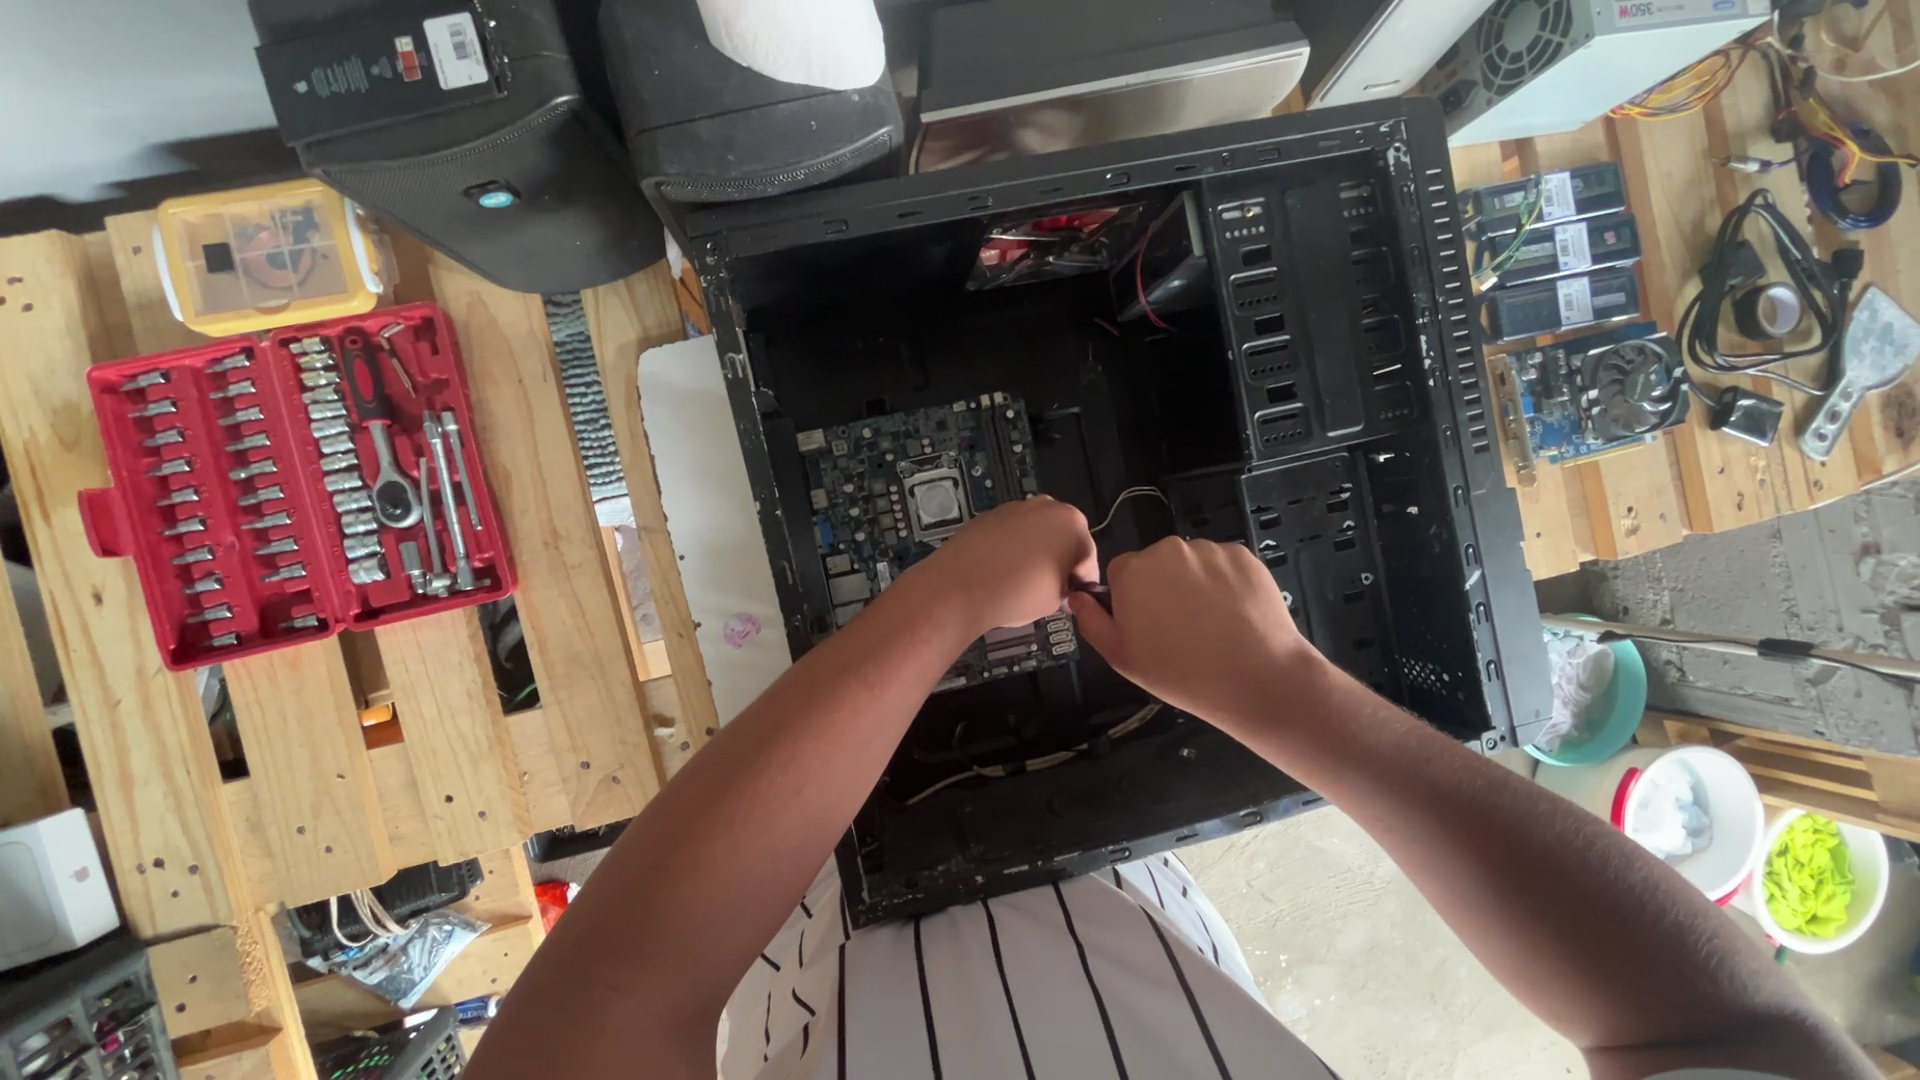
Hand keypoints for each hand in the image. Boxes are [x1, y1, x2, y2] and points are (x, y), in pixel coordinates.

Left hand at [905, 497, 1098, 634]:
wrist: (960, 585)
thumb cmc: (1019, 593)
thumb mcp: (1056, 599)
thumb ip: (1066, 587)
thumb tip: (1059, 585)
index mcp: (1072, 523)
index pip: (1088, 558)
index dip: (1082, 583)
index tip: (1073, 598)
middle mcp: (1047, 506)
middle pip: (1063, 537)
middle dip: (1060, 560)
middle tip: (1049, 588)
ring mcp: (1016, 507)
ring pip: (1036, 532)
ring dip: (1036, 550)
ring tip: (1022, 579)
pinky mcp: (989, 514)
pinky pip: (1011, 533)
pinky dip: (1012, 547)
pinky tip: (1001, 569)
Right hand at [1067, 537, 1326, 727]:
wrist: (1257, 678)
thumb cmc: (1180, 672)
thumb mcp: (1121, 657)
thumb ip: (1091, 621)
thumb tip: (1078, 596)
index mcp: (1132, 571)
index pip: (1120, 574)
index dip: (1131, 600)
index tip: (1147, 626)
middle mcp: (1168, 549)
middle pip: (1156, 564)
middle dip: (1162, 587)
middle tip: (1178, 628)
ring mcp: (1209, 550)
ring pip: (1191, 563)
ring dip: (1194, 584)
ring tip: (1210, 624)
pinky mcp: (1244, 555)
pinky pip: (1224, 564)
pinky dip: (1225, 583)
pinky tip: (1233, 615)